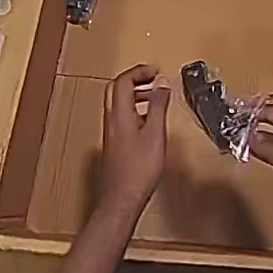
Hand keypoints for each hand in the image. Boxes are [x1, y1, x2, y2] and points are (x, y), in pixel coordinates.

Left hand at [97, 64, 169, 216]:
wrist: (120, 201)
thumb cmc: (140, 169)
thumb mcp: (155, 134)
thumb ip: (158, 107)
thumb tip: (162, 84)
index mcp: (119, 114)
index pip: (123, 81)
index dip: (139, 71)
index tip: (157, 70)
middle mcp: (111, 120)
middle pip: (116, 89)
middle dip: (136, 78)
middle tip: (154, 77)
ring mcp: (110, 132)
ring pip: (118, 102)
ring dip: (136, 93)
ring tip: (156, 96)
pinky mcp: (114, 143)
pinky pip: (122, 115)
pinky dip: (135, 107)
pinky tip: (150, 120)